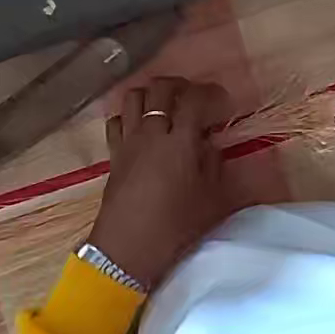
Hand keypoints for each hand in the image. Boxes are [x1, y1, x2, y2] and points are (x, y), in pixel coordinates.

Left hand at [89, 77, 233, 289]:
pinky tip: (139, 127)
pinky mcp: (113, 154)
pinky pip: (116, 120)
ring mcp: (128, 141)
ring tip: (165, 106)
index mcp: (179, 142)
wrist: (128, 248)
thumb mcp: (209, 199)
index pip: (194, 100)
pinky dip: (128, 115)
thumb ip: (212, 164)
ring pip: (133, 97)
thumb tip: (208, 143)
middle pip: (160, 89)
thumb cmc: (175, 227)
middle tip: (194, 96)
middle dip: (180, 85)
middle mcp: (151, 133)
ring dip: (151, 94)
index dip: (210, 92)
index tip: (221, 100)